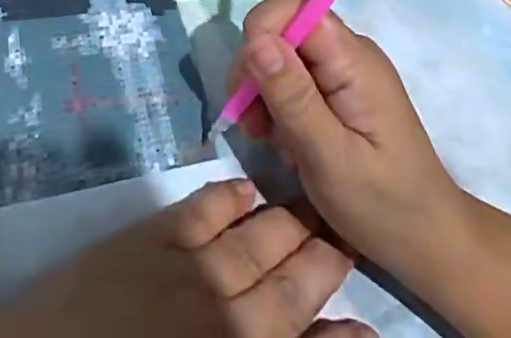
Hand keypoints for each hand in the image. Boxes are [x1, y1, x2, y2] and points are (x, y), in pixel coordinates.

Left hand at [0, 179, 367, 337]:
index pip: (307, 325)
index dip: (338, 304)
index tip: (359, 283)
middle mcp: (226, 307)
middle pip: (289, 277)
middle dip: (322, 253)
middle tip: (346, 227)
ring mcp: (188, 267)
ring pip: (253, 238)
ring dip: (286, 221)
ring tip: (312, 204)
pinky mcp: (151, 237)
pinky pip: (200, 211)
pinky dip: (227, 196)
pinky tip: (247, 186)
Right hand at [223, 0, 472, 275]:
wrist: (429, 242)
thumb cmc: (383, 205)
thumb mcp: (329, 157)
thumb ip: (292, 96)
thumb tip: (255, 39)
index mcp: (353, 59)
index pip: (296, 5)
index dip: (263, 29)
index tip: (248, 82)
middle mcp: (348, 53)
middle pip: (283, 28)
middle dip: (256, 68)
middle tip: (251, 123)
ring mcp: (343, 72)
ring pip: (281, 54)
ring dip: (262, 91)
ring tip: (266, 139)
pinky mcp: (337, 92)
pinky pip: (291, 78)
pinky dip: (275, 104)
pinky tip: (280, 141)